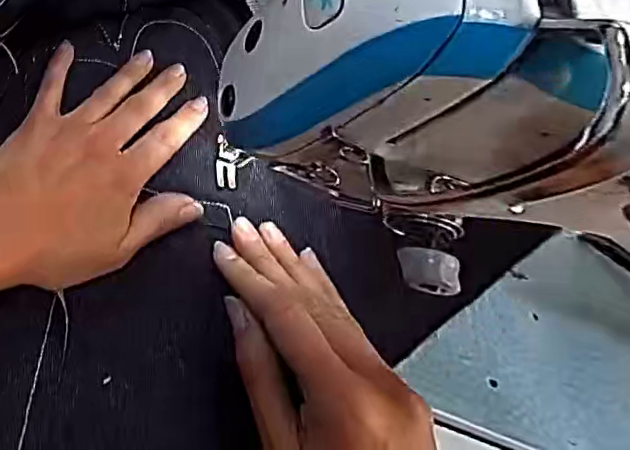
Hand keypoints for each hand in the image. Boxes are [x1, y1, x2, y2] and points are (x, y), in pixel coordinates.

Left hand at [0, 44, 207, 290]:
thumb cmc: (55, 249)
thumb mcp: (116, 249)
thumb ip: (157, 221)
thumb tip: (194, 205)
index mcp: (125, 174)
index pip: (165, 140)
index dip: (186, 121)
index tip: (200, 103)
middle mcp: (103, 142)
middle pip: (140, 108)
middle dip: (163, 87)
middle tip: (179, 70)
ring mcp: (71, 127)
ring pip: (108, 93)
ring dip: (129, 73)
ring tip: (146, 57)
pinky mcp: (40, 122)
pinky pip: (53, 88)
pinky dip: (61, 66)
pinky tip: (68, 48)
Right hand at [215, 219, 434, 449]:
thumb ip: (260, 377)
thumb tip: (241, 313)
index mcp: (346, 399)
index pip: (288, 314)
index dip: (251, 277)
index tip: (226, 254)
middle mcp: (380, 382)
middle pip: (314, 302)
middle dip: (272, 261)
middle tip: (245, 230)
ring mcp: (397, 383)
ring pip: (338, 308)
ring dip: (298, 268)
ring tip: (272, 236)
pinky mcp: (402, 388)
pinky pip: (357, 328)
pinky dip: (330, 295)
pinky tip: (313, 269)